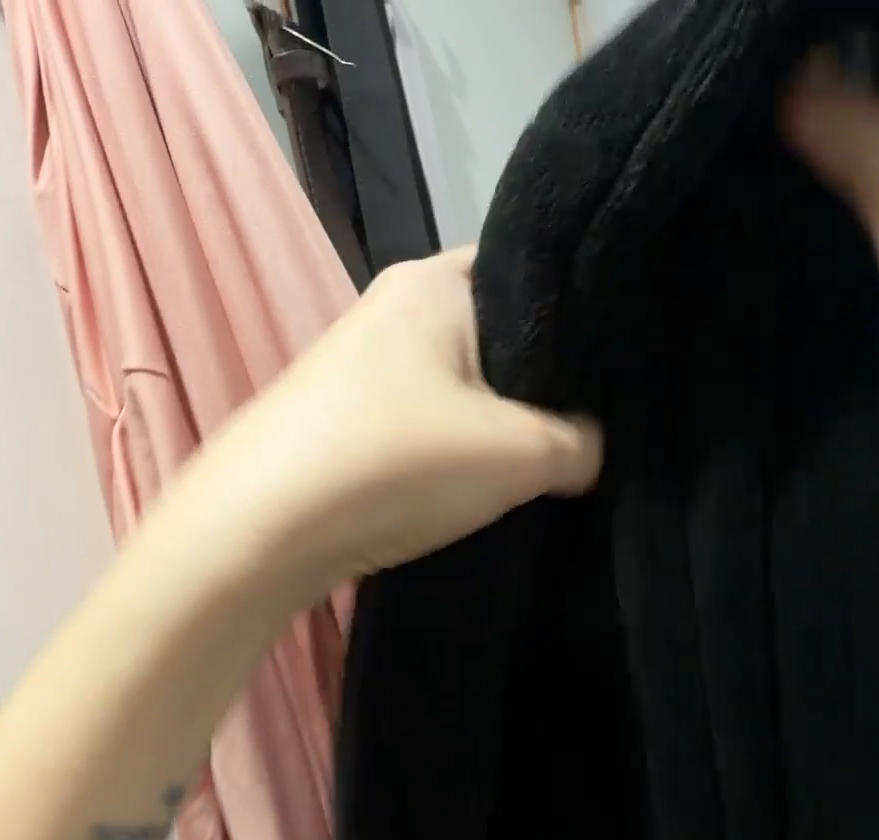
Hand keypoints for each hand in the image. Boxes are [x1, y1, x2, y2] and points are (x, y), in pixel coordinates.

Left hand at [161, 248, 602, 598]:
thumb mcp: (517, 452)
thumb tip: (589, 446)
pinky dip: (449, 450)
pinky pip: (420, 422)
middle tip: (592, 425)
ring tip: (541, 462)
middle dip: (541, 382)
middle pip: (496, 334)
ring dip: (493, 425)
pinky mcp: (340, 419)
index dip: (584, 316)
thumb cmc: (392, 462)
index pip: (536, 270)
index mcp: (434, 280)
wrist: (256, 530)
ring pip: (457, 386)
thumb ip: (580, 441)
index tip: (621, 369)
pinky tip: (474, 485)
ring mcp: (358, 366)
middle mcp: (391, 308)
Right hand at [782, 0, 878, 469]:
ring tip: (750, 91)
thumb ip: (871, 130)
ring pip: (862, 147)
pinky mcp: (849, 271)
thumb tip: (793, 75)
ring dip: (813, 123)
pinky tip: (743, 162)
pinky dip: (789, 178)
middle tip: (775, 45)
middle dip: (854, 59)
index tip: (834, 5)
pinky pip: (822, 202)